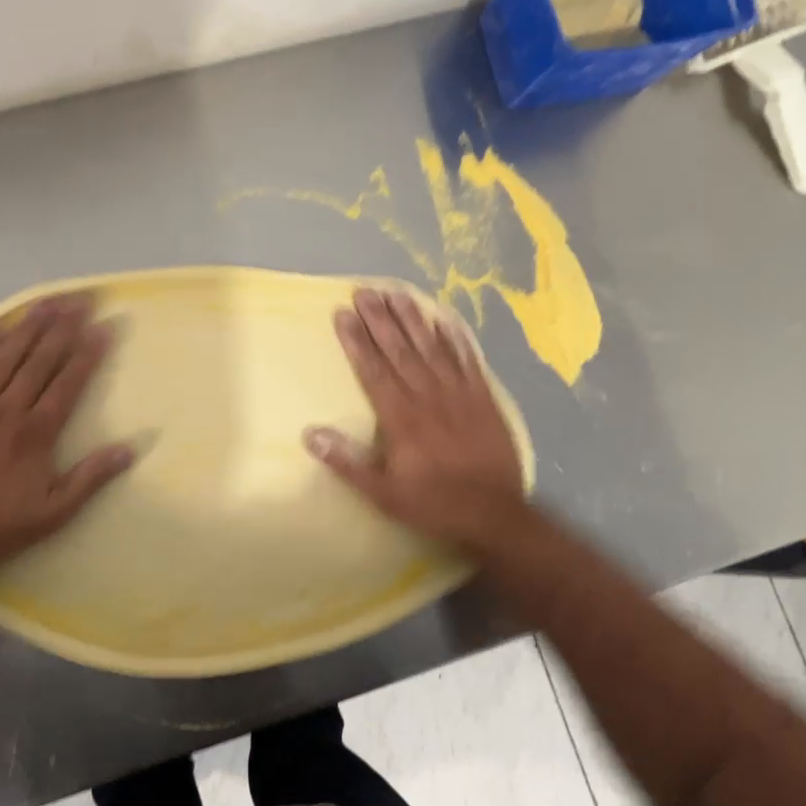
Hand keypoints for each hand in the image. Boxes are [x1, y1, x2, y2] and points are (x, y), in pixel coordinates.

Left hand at [0, 292, 132, 575]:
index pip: (68, 381)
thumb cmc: (3, 525)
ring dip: (28, 327)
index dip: (88, 352)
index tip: (104, 328)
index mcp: (37, 433)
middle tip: (82, 301)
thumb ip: (92, 477)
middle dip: (64, 327)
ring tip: (48, 303)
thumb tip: (131, 448)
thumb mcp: (56, 511)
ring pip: (6, 356)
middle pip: (40, 359)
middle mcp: (7, 410)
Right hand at [303, 288, 528, 553]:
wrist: (495, 515)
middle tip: (364, 290)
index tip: (342, 314)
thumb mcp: (383, 493)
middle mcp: (427, 396)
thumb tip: (310, 434)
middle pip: (399, 350)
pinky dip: (456, 337)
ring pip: (431, 347)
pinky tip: (444, 318)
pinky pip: (468, 360)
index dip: (356, 340)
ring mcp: (458, 394)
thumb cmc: (434, 504)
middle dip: (380, 318)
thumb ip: (347, 462)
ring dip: (413, 318)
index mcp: (401, 418)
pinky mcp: (483, 398)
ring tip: (396, 292)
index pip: (372, 370)